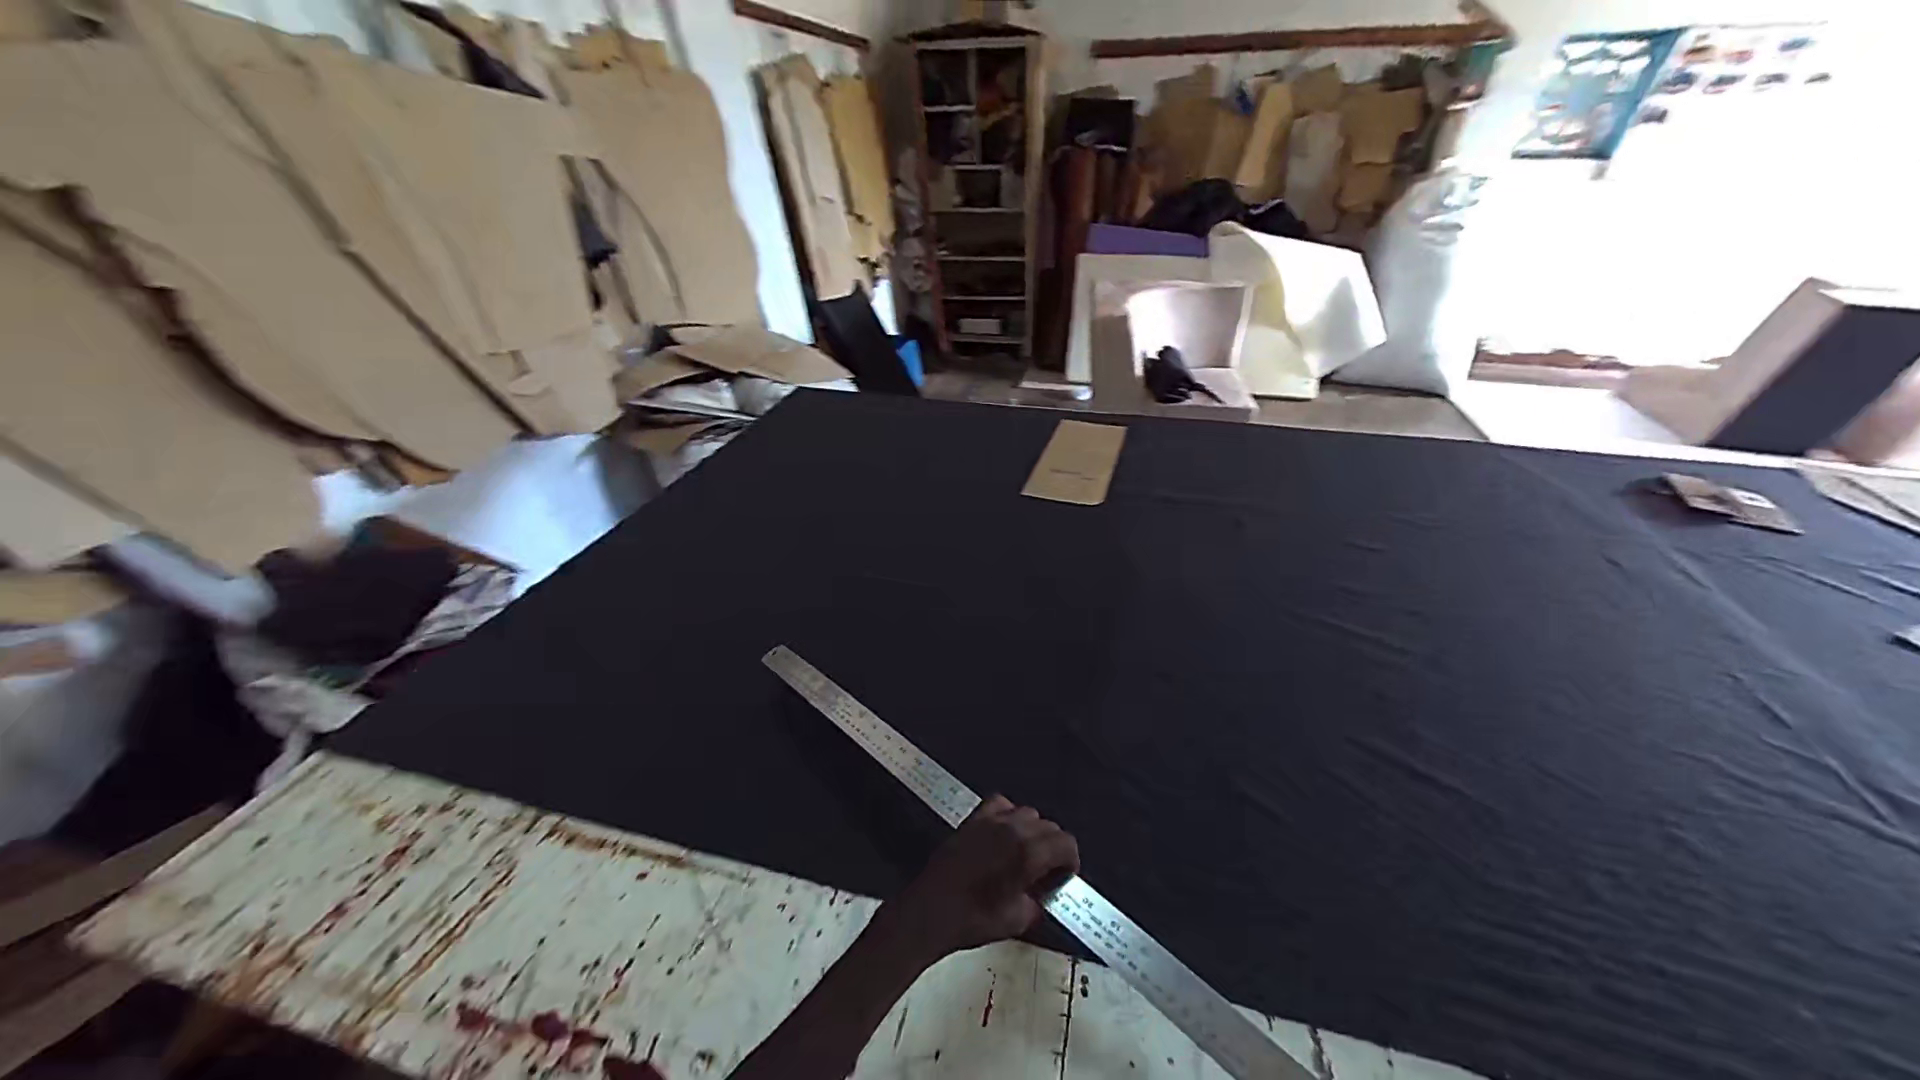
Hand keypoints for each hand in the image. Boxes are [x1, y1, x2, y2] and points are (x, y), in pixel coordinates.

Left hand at [875, 795, 1080, 963]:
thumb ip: (1038, 901)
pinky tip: (1004, 834)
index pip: (1066, 843)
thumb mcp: (1018, 920)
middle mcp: (1013, 829)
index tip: (1063, 878)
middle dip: (1053, 849)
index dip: (1070, 861)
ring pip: (1028, 813)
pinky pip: (1001, 804)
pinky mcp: (973, 819)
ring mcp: (991, 820)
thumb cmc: (973, 920)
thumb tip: (1043, 893)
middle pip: (1049, 827)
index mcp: (1028, 853)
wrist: (930, 910)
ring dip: (1033, 832)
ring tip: (1024, 855)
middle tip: (1044, 873)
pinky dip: (1008, 815)